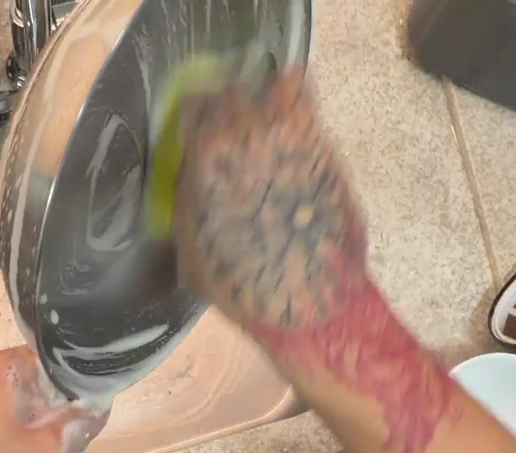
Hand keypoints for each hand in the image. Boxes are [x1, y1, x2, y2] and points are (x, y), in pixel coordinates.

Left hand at [0, 347, 106, 452]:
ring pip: (52, 433)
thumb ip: (84, 422)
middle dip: (70, 442)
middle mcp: (4, 385)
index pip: (66, 365)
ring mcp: (1, 417)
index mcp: (12, 370)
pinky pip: (34, 451)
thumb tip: (100, 404)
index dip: (84, 395)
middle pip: (63, 404)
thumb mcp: (52, 450)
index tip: (87, 423)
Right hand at [173, 72, 368, 343]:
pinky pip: (309, 105)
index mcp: (208, 157)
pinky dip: (297, 109)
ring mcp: (293, 134)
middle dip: (229, 107)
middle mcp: (249, 134)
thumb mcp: (191, 250)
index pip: (194, 105)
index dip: (194, 117)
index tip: (196, 131)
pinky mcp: (326, 145)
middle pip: (235, 90)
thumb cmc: (239, 286)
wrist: (304, 300)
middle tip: (231, 129)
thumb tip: (192, 175)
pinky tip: (293, 128)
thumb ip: (189, 200)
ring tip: (265, 125)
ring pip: (277, 89)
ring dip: (267, 102)